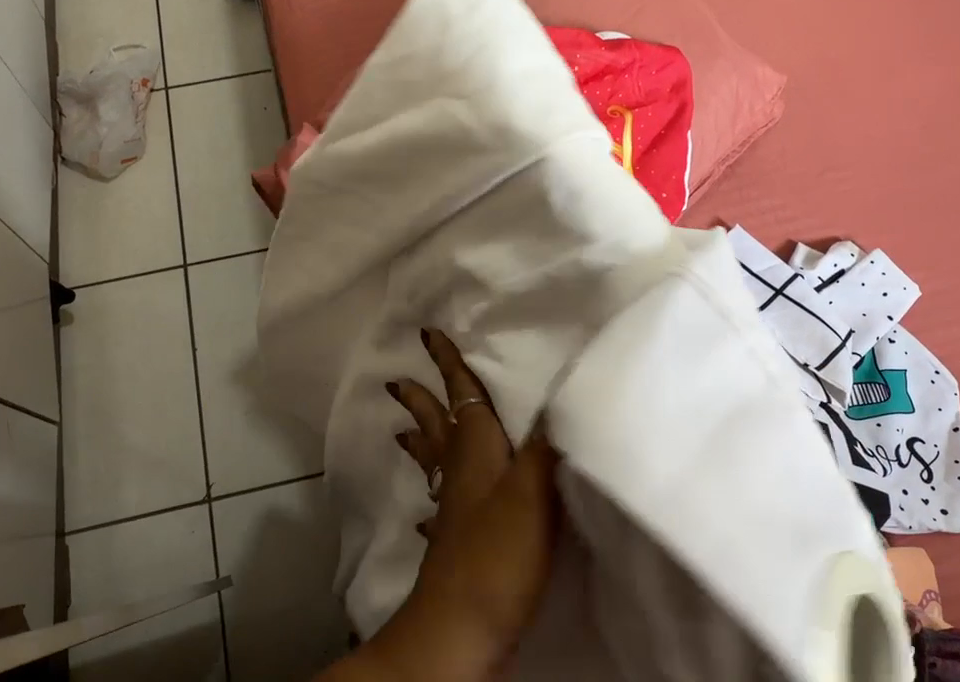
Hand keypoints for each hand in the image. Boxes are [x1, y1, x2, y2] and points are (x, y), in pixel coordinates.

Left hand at [361, 328, 560, 681]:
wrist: (464, 626)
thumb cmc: (498, 551)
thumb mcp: (532, 490)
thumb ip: (547, 443)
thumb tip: (564, 388)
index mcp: (475, 450)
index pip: (461, 395)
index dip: (449, 364)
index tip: (428, 334)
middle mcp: (460, 472)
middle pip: (437, 425)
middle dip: (422, 399)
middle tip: (396, 380)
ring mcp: (454, 509)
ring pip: (435, 463)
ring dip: (423, 442)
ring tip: (403, 431)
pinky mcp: (458, 543)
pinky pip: (442, 506)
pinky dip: (435, 498)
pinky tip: (428, 511)